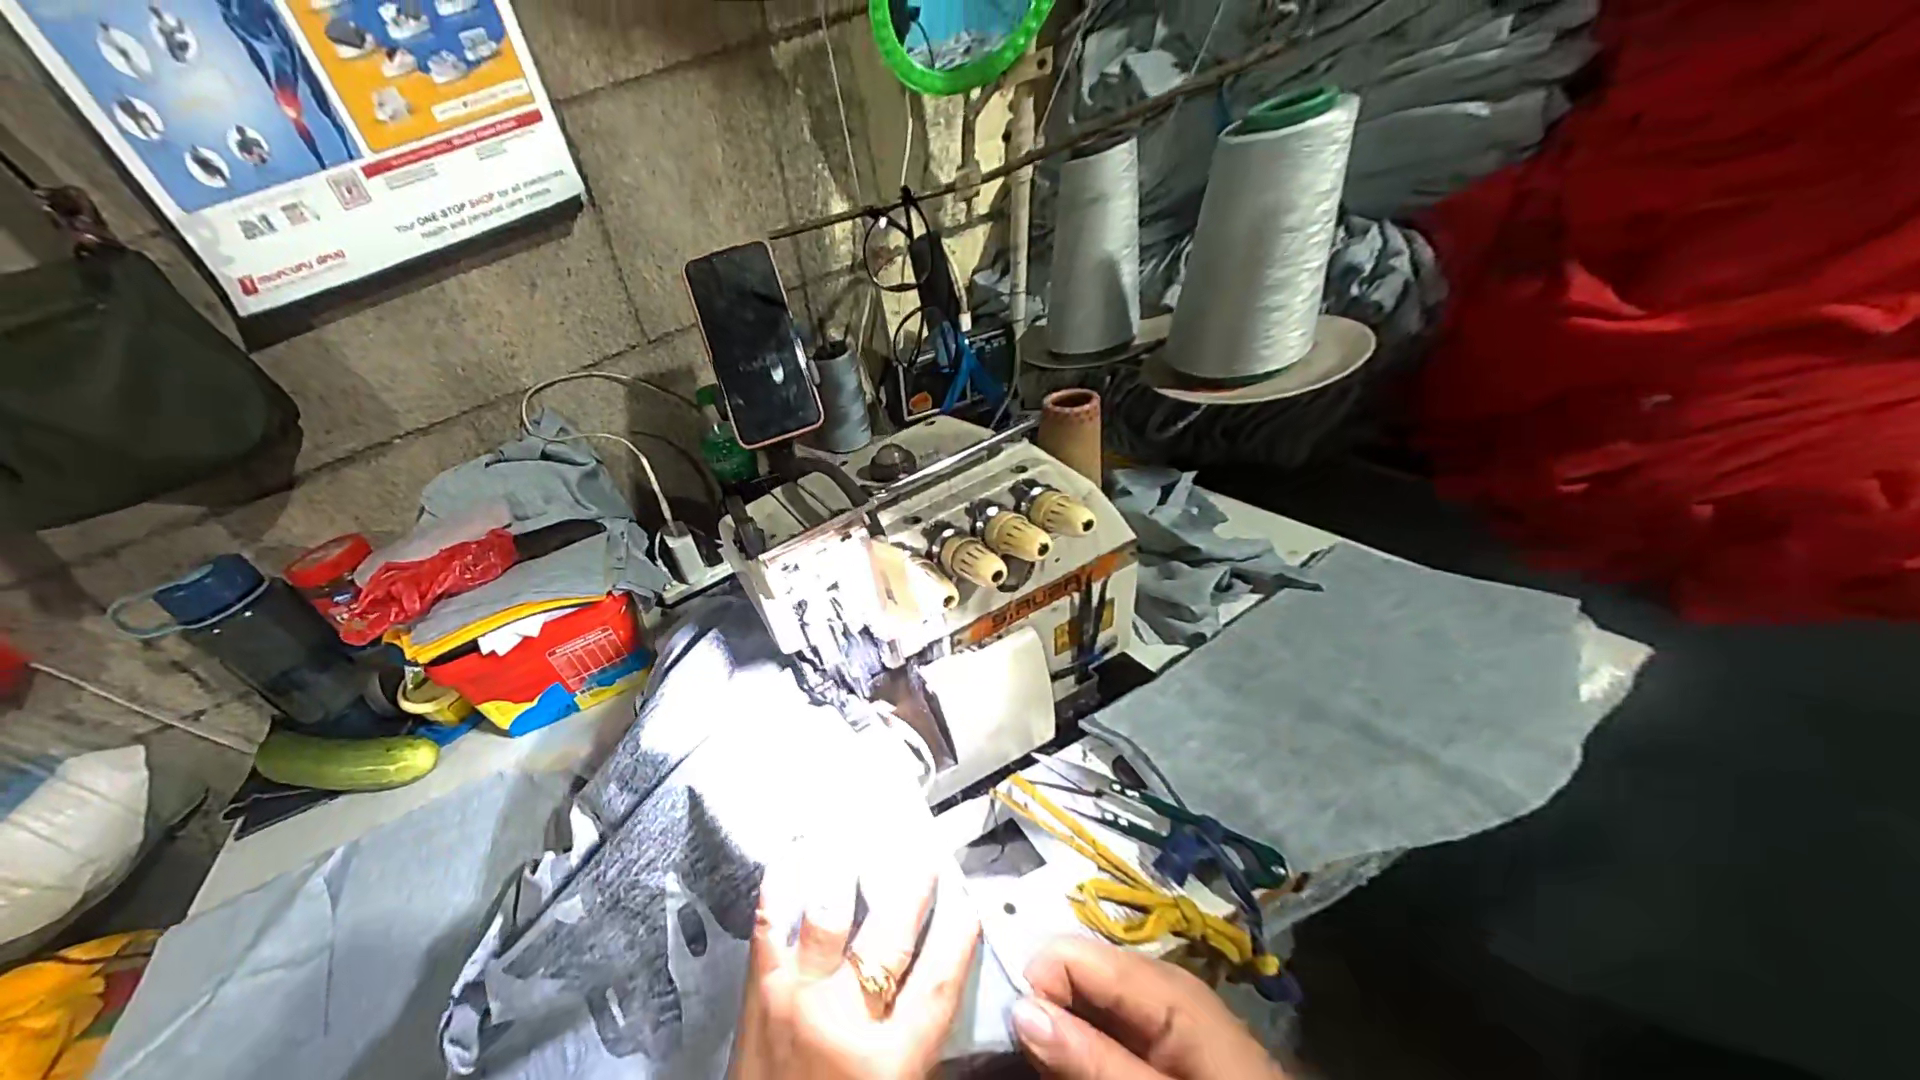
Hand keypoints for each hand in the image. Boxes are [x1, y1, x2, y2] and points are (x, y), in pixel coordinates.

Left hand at [728, 866, 980, 1079]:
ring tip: (858, 836)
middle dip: (912, 893)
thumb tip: (938, 975)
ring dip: (847, 873)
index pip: (937, 984)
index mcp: (888, 1064)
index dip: (959, 937)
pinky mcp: (759, 993)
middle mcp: (843, 1022)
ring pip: (829, 919)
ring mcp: (798, 1000)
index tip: (969, 902)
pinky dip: (780, 887)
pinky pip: (770, 927)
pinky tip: (791, 854)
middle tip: (924, 860)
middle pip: (889, 940)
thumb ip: (917, 1037)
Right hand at [1011, 938, 1289, 1079]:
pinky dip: (1086, 1040)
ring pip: (1086, 995)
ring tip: (1060, 1067)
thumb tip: (1019, 1008)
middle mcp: (1156, 978)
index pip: (1071, 952)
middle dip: (1050, 1008)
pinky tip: (1085, 1066)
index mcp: (1161, 983)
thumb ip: (1092, 1059)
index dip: (1037, 988)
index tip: (1021, 1037)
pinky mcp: (1161, 1028)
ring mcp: (1159, 1003)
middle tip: (1042, 1062)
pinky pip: (1106, 1018)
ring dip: (1064, 1028)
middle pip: (1077, 969)